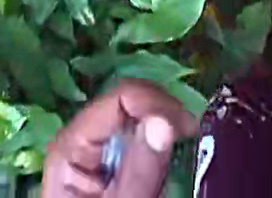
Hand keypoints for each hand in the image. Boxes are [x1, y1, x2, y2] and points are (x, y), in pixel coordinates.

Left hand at [42, 79, 197, 197]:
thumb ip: (139, 173)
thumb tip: (165, 120)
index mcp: (73, 144)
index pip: (121, 97)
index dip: (157, 103)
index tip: (191, 128)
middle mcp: (82, 141)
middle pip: (129, 106)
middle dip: (164, 116)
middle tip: (197, 139)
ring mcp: (94, 157)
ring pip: (136, 125)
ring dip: (164, 133)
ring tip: (191, 148)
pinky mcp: (108, 174)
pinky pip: (136, 149)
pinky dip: (158, 152)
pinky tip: (174, 164)